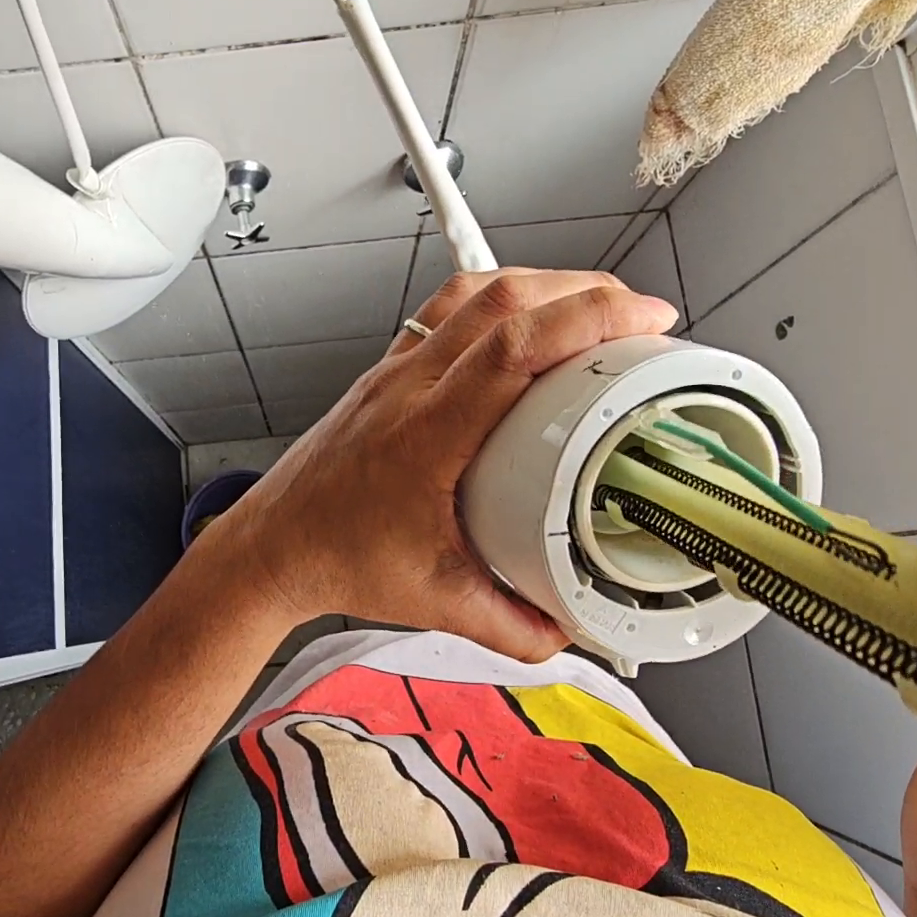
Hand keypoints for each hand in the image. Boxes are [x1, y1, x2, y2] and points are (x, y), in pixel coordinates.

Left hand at [197, 269, 678, 662]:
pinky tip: (519, 316)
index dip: (587, 319)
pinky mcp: (385, 373)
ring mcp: (392, 373)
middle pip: (500, 301)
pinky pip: (442, 310)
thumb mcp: (435, 600)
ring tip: (589, 303)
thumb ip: (511, 625)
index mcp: (425, 436)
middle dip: (584, 291)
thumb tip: (565, 630)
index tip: (643, 319)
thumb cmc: (334, 558)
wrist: (274, 545)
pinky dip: (494, 299)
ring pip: (470, 294)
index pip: (513, 349)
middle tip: (636, 314)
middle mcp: (407, 389)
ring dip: (538, 285)